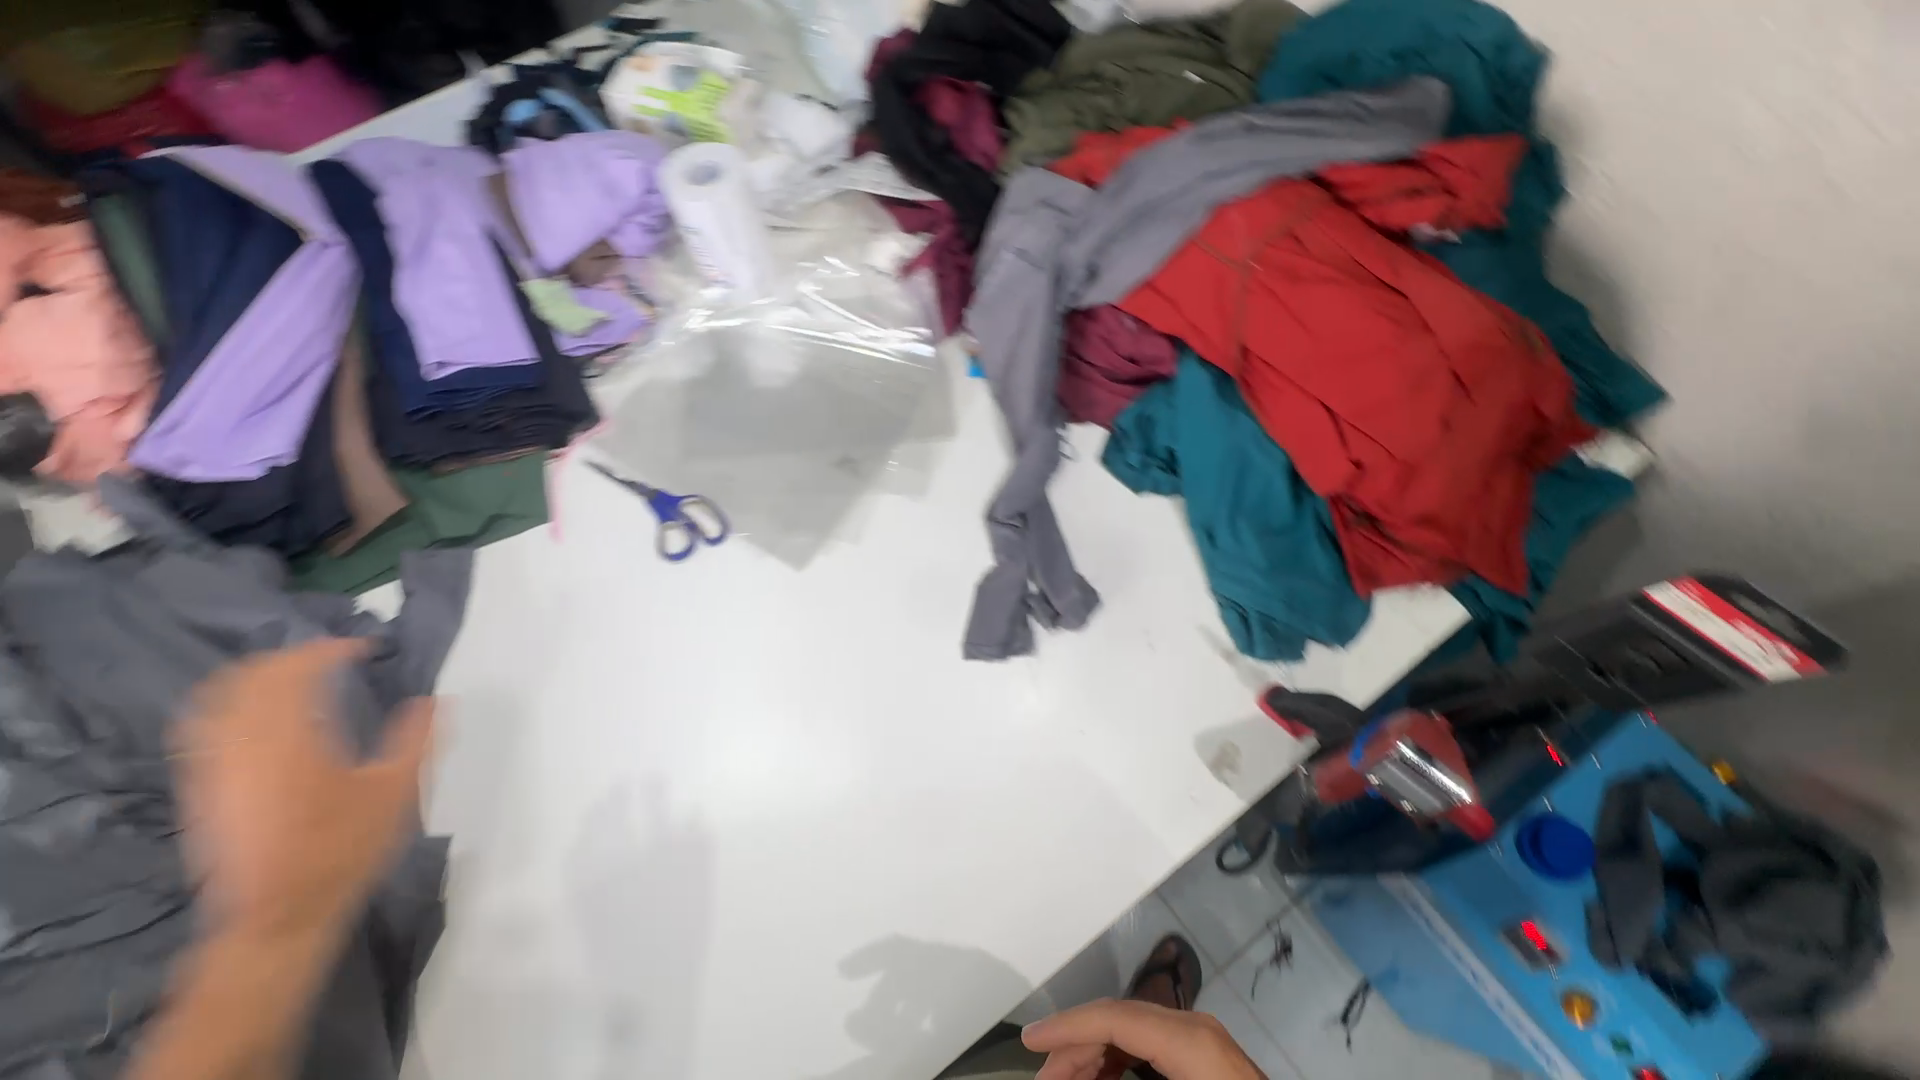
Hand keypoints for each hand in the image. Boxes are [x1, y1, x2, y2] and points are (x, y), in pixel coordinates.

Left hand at [172, 638, 436, 938]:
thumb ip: (417, 739)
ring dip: (255, 677)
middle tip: (327, 657)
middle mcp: (244, 743)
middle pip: (250, 677)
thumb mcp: (398, 792)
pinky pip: (203, 728)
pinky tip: (258, 719)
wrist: (279, 913)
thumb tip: (436, 701)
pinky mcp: (202, 789)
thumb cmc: (343, 849)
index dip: (330, 649)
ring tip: (291, 679)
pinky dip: (231, 706)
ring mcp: (215, 766)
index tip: (361, 648)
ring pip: (217, 699)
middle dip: (289, 657)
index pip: (299, 670)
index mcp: (293, 738)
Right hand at [1023, 1000, 1267, 1079]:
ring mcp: (1204, 1041)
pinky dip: (1120, 1062)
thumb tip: (1063, 1077)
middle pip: (1120, 1021)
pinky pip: (1152, 1047)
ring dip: (1095, 1056)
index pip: (1113, 1016)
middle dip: (1076, 1048)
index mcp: (1188, 1039)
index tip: (1029, 1042)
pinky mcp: (1207, 1058)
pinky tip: (1100, 1079)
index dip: (1066, 1027)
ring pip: (1133, 1033)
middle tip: (1042, 1079)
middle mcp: (1195, 1028)